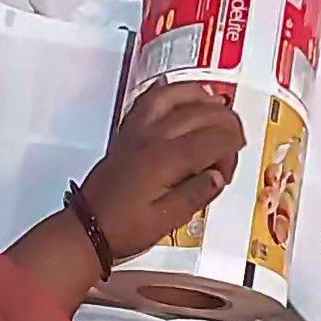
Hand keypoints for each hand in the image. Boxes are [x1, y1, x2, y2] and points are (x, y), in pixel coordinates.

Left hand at [81, 81, 244, 257]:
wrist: (87, 228)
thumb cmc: (122, 229)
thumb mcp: (165, 222)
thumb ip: (195, 196)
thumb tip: (218, 176)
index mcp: (165, 160)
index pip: (213, 140)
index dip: (230, 151)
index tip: (229, 170)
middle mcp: (152, 138)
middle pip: (201, 114)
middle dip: (226, 124)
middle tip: (233, 144)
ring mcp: (137, 131)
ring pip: (176, 96)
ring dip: (203, 98)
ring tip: (219, 109)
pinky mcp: (127, 132)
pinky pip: (149, 99)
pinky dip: (168, 91)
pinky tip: (179, 93)